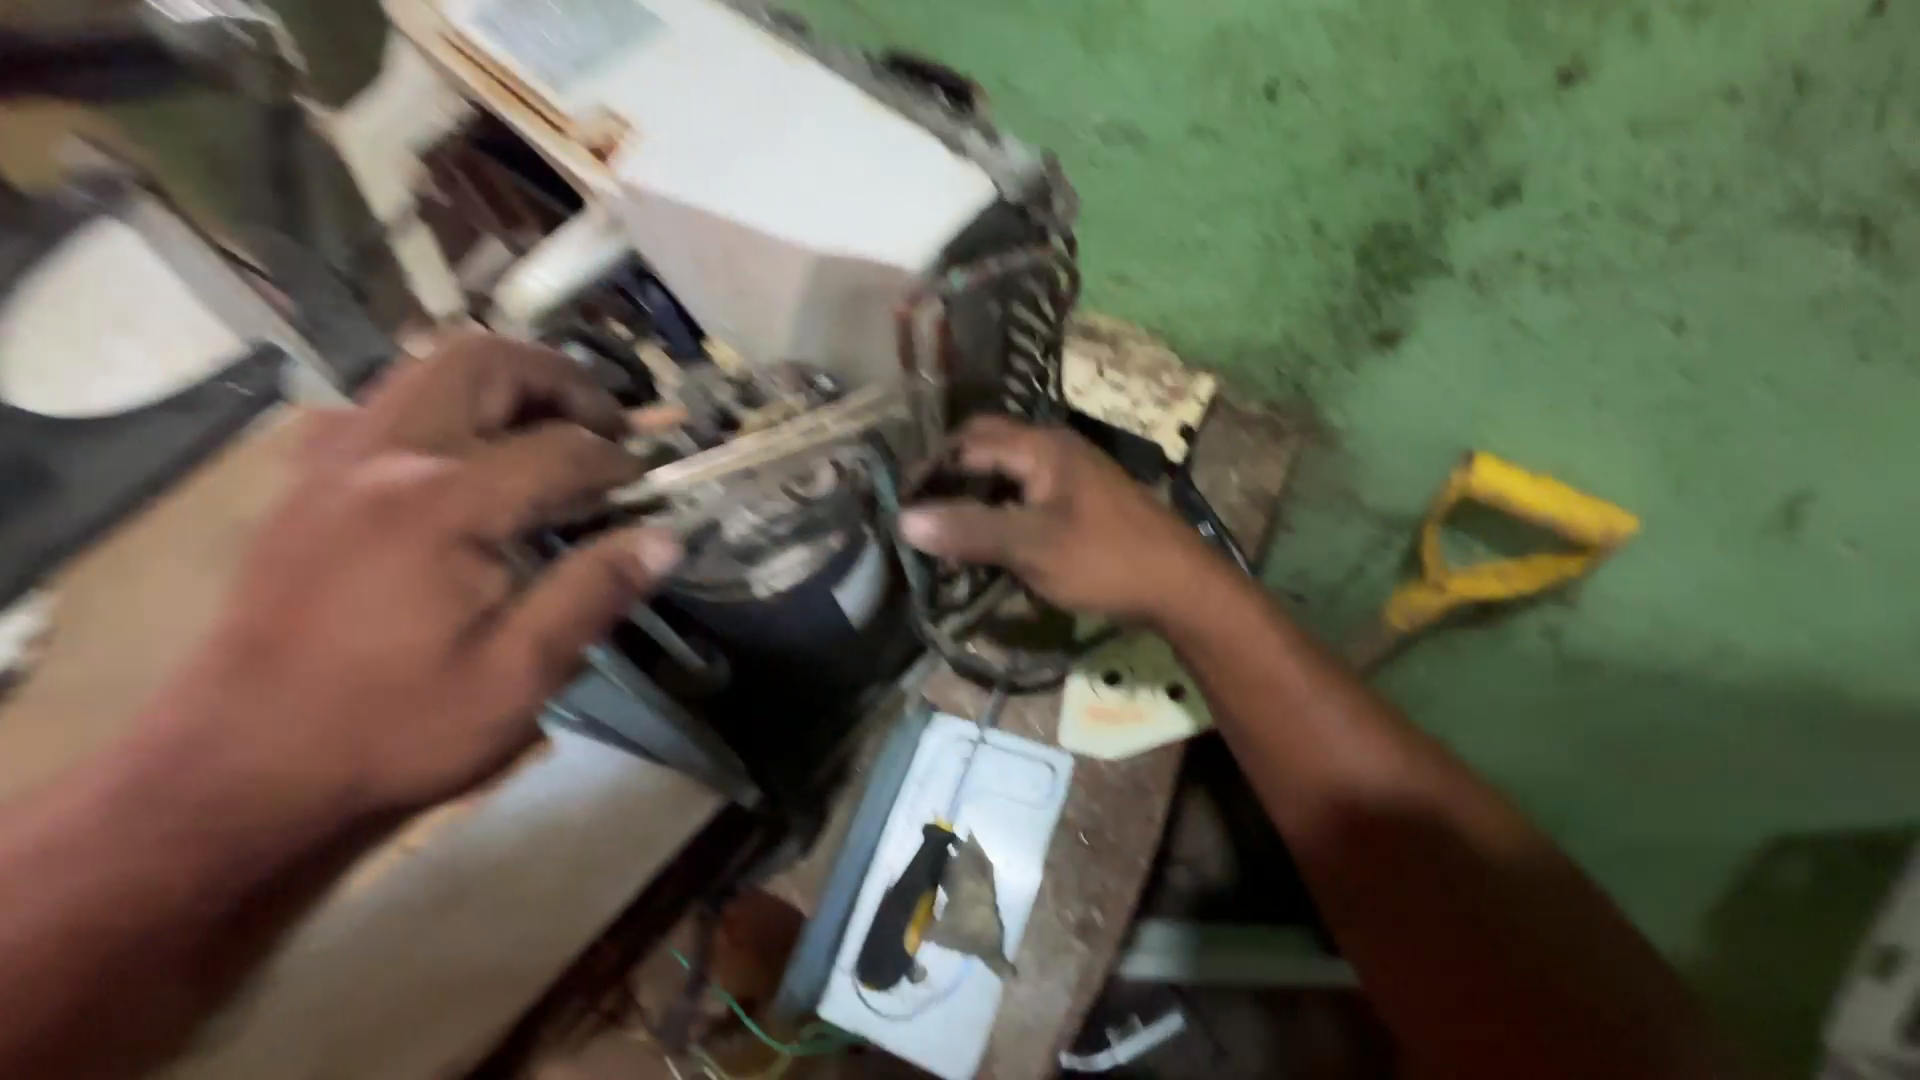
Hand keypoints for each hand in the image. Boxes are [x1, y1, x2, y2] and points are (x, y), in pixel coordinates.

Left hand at [143, 332, 681, 823]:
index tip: (650, 491)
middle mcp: (383, 456)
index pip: (561, 450)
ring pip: (428, 369)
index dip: (619, 465)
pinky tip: (469, 459)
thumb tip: (665, 538)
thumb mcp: (517, 677)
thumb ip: (593, 592)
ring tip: (551, 427)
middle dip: (563, 381)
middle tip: (609, 426)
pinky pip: (385, 404)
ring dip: (505, 384)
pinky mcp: (307, 482)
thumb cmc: (392, 727)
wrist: (241, 767)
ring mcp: (334, 460)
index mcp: (441, 504)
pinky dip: (447, 407)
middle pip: (485, 363)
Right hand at [900, 416, 1226, 625]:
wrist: (1182, 586)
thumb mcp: (1032, 546)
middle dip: (952, 480)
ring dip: (976, 500)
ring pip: (1006, 475)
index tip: (901, 505)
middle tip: (923, 518)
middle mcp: (1054, 449)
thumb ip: (969, 529)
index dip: (931, 470)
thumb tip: (903, 519)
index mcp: (1041, 447)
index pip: (967, 442)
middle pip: (986, 450)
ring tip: (948, 535)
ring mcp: (1070, 475)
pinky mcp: (1080, 502)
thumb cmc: (1106, 559)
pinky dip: (1001, 514)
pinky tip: (989, 545)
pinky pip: (1026, 496)